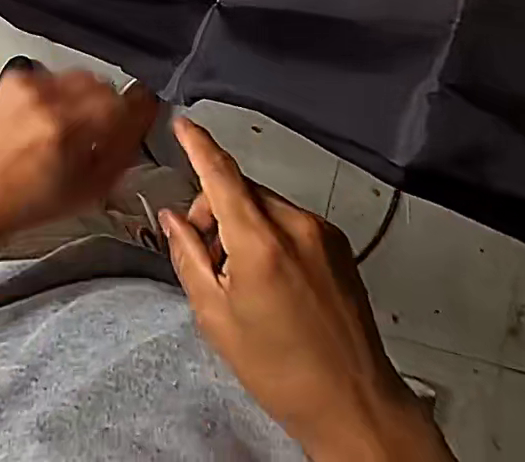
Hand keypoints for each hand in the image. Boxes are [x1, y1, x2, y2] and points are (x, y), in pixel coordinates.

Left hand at [0, 63, 157, 239]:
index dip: (135, 109)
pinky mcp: (16, 81)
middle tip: (100, 127)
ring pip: (80, 75)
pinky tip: (50, 115)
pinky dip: (58, 91)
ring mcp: (30, 88)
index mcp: (69, 129)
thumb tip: (143, 117)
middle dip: (107, 104)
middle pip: (102, 83)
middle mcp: (48, 101)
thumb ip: (124, 149)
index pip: (121, 100)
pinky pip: (54, 75)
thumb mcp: (91, 189)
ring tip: (71, 123)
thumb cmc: (28, 200)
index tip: (137, 113)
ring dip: (83, 96)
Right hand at [160, 117, 452, 461]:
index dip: (199, 144)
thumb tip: (172, 219)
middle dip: (214, 206)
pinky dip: (270, 230)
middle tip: (204, 248)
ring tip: (240, 271)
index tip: (184, 123)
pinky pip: (290, 217)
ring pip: (265, 202)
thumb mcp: (217, 317)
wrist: (352, 401)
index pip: (222, 175)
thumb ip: (190, 257)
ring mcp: (321, 231)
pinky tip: (271, 273)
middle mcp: (295, 225)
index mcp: (260, 243)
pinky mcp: (337, 241)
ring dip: (242, 220)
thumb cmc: (281, 370)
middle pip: (241, 189)